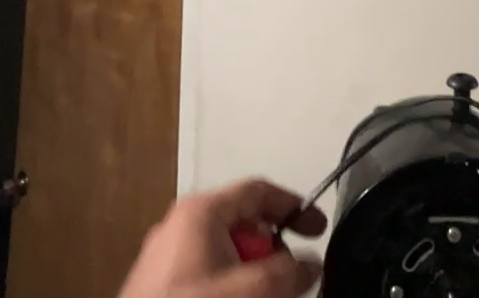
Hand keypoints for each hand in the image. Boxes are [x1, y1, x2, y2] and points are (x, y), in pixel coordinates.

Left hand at [118, 179, 326, 297]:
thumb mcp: (247, 292)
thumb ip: (286, 274)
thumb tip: (311, 264)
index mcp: (201, 212)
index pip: (258, 191)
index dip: (294, 207)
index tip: (319, 231)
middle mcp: (181, 225)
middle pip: (244, 226)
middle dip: (273, 254)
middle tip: (291, 283)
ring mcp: (167, 258)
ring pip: (227, 257)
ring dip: (253, 278)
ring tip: (266, 297)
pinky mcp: (159, 288)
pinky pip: (208, 276)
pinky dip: (230, 289)